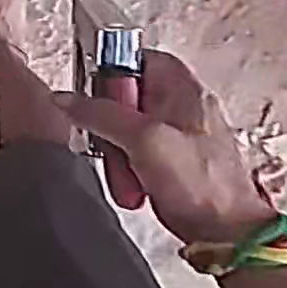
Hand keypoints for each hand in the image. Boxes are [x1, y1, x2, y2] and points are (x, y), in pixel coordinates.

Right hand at [54, 50, 277, 244]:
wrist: (224, 230)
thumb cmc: (199, 181)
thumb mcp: (142, 139)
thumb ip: (99, 113)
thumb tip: (62, 98)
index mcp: (185, 91)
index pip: (141, 58)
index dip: (113, 68)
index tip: (94, 89)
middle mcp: (181, 107)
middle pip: (124, 92)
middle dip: (105, 115)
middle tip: (106, 134)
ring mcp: (173, 132)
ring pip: (120, 122)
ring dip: (110, 143)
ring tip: (120, 162)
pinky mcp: (165, 156)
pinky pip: (126, 146)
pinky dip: (119, 159)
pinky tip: (128, 174)